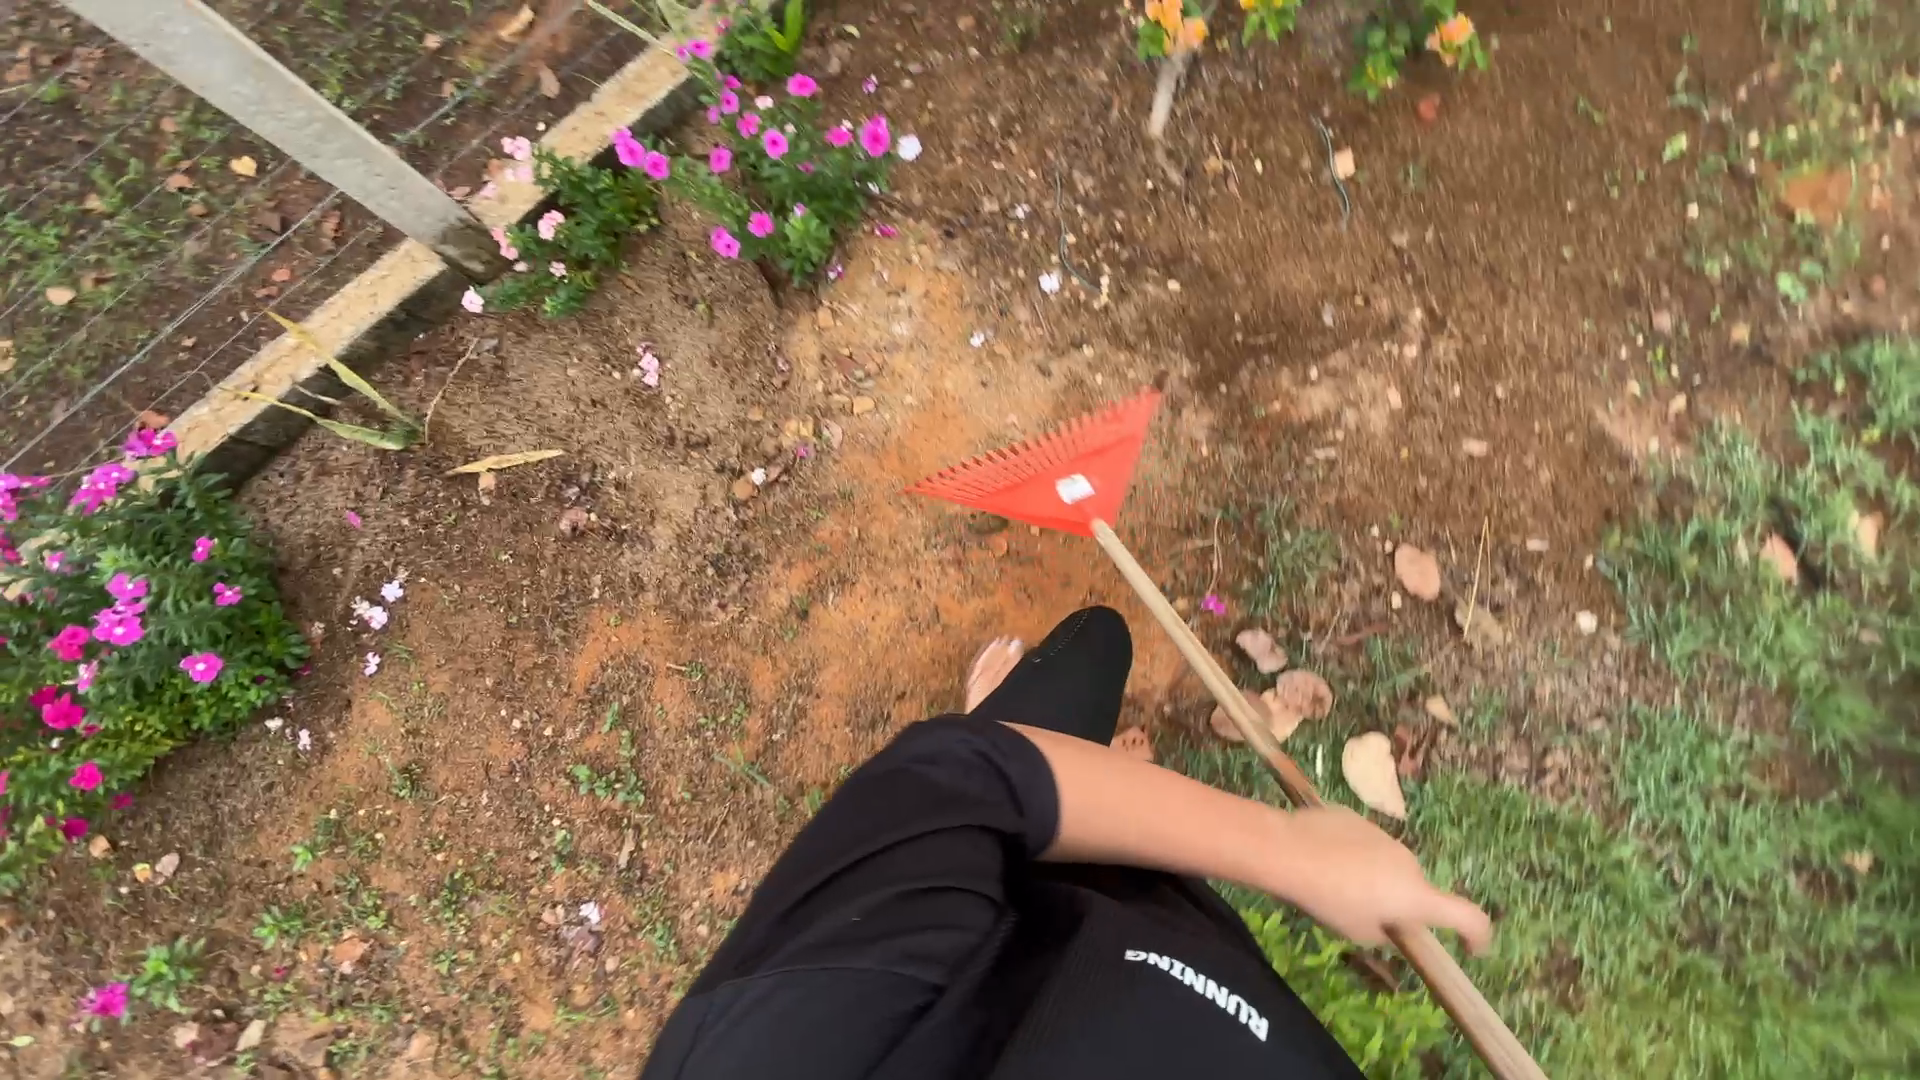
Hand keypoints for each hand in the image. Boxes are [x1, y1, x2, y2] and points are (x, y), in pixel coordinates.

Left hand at [1265, 804, 1492, 952]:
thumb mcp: (1359, 932)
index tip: (1470, 948)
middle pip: (1417, 887)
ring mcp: (1381, 834)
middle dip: (1401, 901)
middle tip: (1367, 910)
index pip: (1469, 916)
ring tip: (1337, 880)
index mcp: (1418, 896)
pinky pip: (1362, 841)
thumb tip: (1389, 922)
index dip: (1477, 936)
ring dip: (1375, 874)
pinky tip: (1324, 855)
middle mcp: (1408, 861)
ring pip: (1388, 862)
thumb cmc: (1327, 898)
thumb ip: (1386, 932)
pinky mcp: (1354, 816)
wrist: (1287, 849)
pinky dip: (1353, 851)